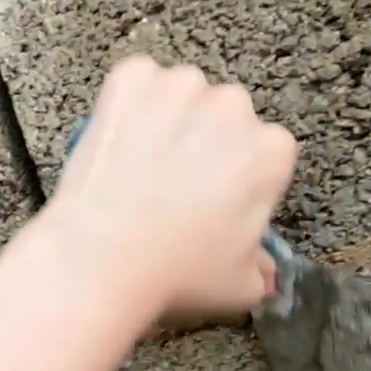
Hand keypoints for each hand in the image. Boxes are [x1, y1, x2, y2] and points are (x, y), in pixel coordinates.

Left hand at [37, 55, 297, 321]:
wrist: (100, 263)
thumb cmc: (174, 277)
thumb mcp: (237, 288)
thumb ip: (261, 272)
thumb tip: (267, 272)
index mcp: (269, 152)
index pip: (265, 155)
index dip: (238, 182)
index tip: (215, 206)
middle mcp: (233, 107)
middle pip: (225, 119)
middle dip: (206, 147)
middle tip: (174, 194)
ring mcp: (180, 88)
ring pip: (181, 97)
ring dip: (168, 123)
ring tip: (143, 175)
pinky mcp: (131, 81)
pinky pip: (136, 84)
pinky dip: (128, 108)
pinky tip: (119, 151)